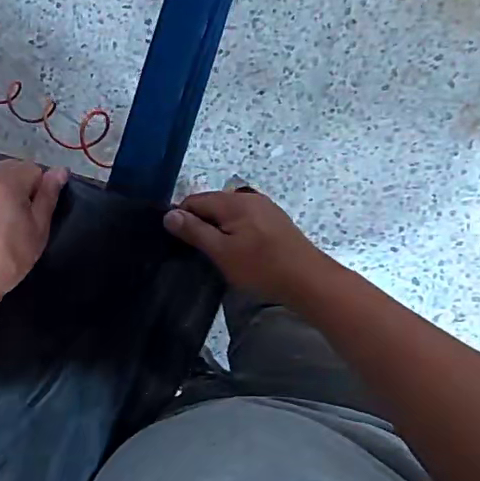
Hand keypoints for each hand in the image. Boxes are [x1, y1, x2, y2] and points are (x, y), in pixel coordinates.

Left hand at [0, 160, 67, 302]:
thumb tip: (60, 170)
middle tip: (16, 219)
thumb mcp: (37, 231)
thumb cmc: (6, 260)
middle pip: (9, 168)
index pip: (34, 169)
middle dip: (17, 186)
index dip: (39, 191)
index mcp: (5, 180)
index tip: (32, 215)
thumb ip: (49, 196)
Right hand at [163, 188, 336, 303]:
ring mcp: (265, 208)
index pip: (194, 200)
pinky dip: (235, 231)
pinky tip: (239, 251)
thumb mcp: (221, 251)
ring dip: (218, 229)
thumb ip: (194, 231)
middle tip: (198, 251)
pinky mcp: (275, 222)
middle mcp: (249, 198)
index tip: (180, 242)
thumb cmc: (262, 267)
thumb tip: (169, 215)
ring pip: (228, 213)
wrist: (310, 282)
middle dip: (200, 223)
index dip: (182, 219)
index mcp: (233, 202)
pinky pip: (244, 220)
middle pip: (212, 204)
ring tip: (218, 253)